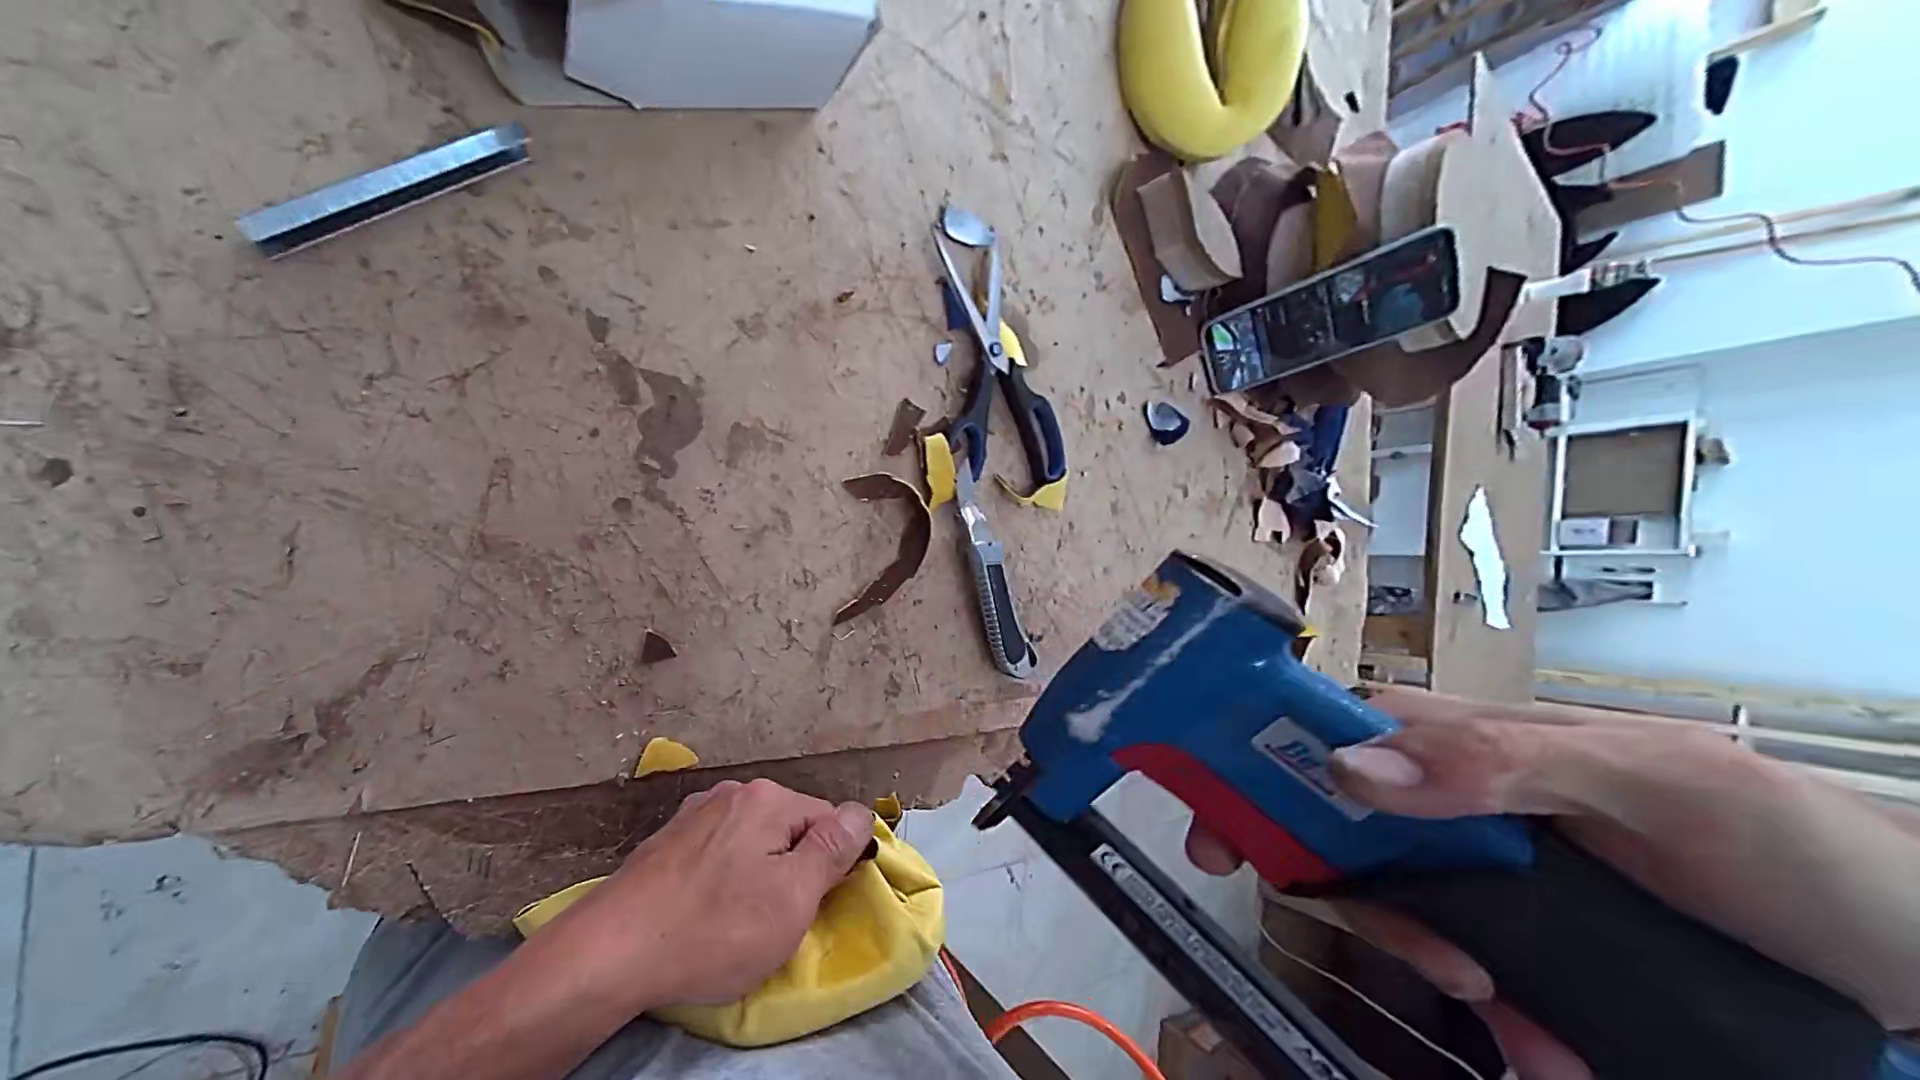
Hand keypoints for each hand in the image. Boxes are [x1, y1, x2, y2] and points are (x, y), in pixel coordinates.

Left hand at [339, 779, 875, 1079]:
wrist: (606, 955)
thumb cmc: (712, 930)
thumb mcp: (792, 898)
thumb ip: (834, 848)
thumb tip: (862, 812)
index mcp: (769, 799)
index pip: (829, 821)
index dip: (830, 864)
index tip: (812, 903)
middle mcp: (734, 792)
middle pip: (790, 827)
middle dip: (793, 867)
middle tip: (775, 918)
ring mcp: (695, 813)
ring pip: (753, 840)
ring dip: (758, 873)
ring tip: (736, 919)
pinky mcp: (667, 840)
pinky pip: (718, 851)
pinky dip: (723, 876)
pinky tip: (703, 909)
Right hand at [1188, 688, 1919, 1078]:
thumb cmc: (1793, 850)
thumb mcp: (1655, 788)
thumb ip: (1502, 759)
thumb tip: (1347, 767)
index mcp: (1461, 736)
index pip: (1326, 728)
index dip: (1255, 763)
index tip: (1216, 831)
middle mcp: (1450, 792)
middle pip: (1336, 825)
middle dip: (1345, 890)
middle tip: (1411, 957)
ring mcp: (1481, 866)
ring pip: (1387, 901)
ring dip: (1421, 958)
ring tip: (1502, 1010)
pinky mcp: (1515, 933)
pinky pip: (1452, 962)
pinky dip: (1480, 1011)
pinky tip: (1539, 1042)